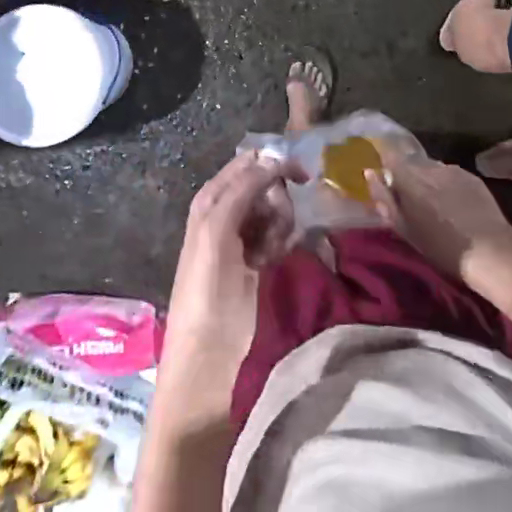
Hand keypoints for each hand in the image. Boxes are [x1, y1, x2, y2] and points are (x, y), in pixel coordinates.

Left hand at [164, 149, 306, 378]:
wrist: (208, 353)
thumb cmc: (208, 289)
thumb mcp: (217, 231)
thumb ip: (241, 190)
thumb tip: (270, 159)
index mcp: (211, 199)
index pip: (248, 164)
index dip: (275, 165)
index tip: (303, 177)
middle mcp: (225, 211)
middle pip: (266, 186)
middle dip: (278, 202)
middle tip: (278, 230)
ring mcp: (242, 236)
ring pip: (275, 210)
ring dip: (281, 226)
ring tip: (271, 252)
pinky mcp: (256, 258)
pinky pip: (278, 234)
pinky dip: (281, 243)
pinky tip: (273, 261)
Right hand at [367, 154, 511, 305]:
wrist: (492, 254)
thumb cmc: (442, 247)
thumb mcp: (405, 229)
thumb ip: (385, 199)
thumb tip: (370, 173)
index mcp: (411, 177)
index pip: (391, 153)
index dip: (385, 159)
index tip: (382, 171)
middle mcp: (432, 167)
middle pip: (412, 160)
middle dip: (406, 172)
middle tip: (406, 194)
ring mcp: (455, 170)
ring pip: (432, 167)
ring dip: (426, 178)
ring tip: (430, 200)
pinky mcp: (473, 178)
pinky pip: (451, 174)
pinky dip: (445, 184)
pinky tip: (451, 203)